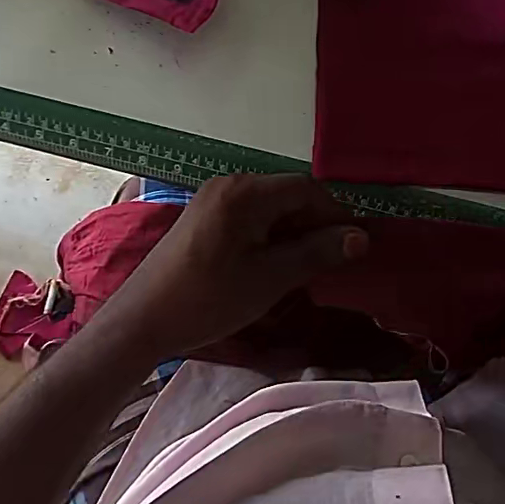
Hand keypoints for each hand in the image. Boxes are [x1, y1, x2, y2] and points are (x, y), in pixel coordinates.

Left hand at [94, 174, 367, 362]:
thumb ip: (317, 253)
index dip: (336, 214)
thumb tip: (361, 238)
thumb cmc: (208, 298)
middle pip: (288, 194)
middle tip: (334, 261)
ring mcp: (213, 198)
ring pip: (270, 207)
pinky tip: (276, 263)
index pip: (306, 189)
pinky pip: (250, 216)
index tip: (355, 246)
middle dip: (315, 224)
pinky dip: (270, 235)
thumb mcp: (270, 279)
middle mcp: (229, 184)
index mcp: (245, 192)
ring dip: (294, 232)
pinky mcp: (204, 216)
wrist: (143, 319)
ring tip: (308, 267)